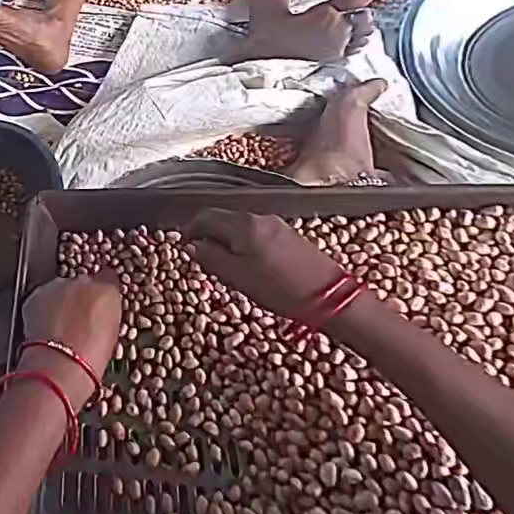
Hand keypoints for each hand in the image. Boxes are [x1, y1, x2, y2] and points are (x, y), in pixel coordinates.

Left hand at [19, 274, 122, 403]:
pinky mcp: (37, 294)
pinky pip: (41, 298)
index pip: (108, 278)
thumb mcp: (110, 336)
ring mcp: (58, 286)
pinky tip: (43, 329)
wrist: (60, 365)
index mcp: (108, 292)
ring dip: (59, 303)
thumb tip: (98, 315)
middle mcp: (83, 282)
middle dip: (79, 298)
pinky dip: (41, 309)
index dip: (100, 292)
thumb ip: (105, 316)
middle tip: (76, 322)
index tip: (97, 303)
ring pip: (60, 290)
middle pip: (82, 284)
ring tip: (58, 329)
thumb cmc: (90, 359)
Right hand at [186, 210, 344, 319]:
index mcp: (243, 225)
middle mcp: (259, 217)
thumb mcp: (237, 277)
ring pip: (241, 226)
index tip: (183, 243)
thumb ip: (211, 258)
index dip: (191, 228)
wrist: (330, 296)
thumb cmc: (279, 288)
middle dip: (209, 233)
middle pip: (224, 218)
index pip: (207, 216)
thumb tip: (192, 245)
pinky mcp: (289, 235)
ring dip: (227, 239)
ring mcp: (277, 225)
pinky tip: (247, 263)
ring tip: (223, 264)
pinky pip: (257, 232)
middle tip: (201, 256)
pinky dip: (244, 243)